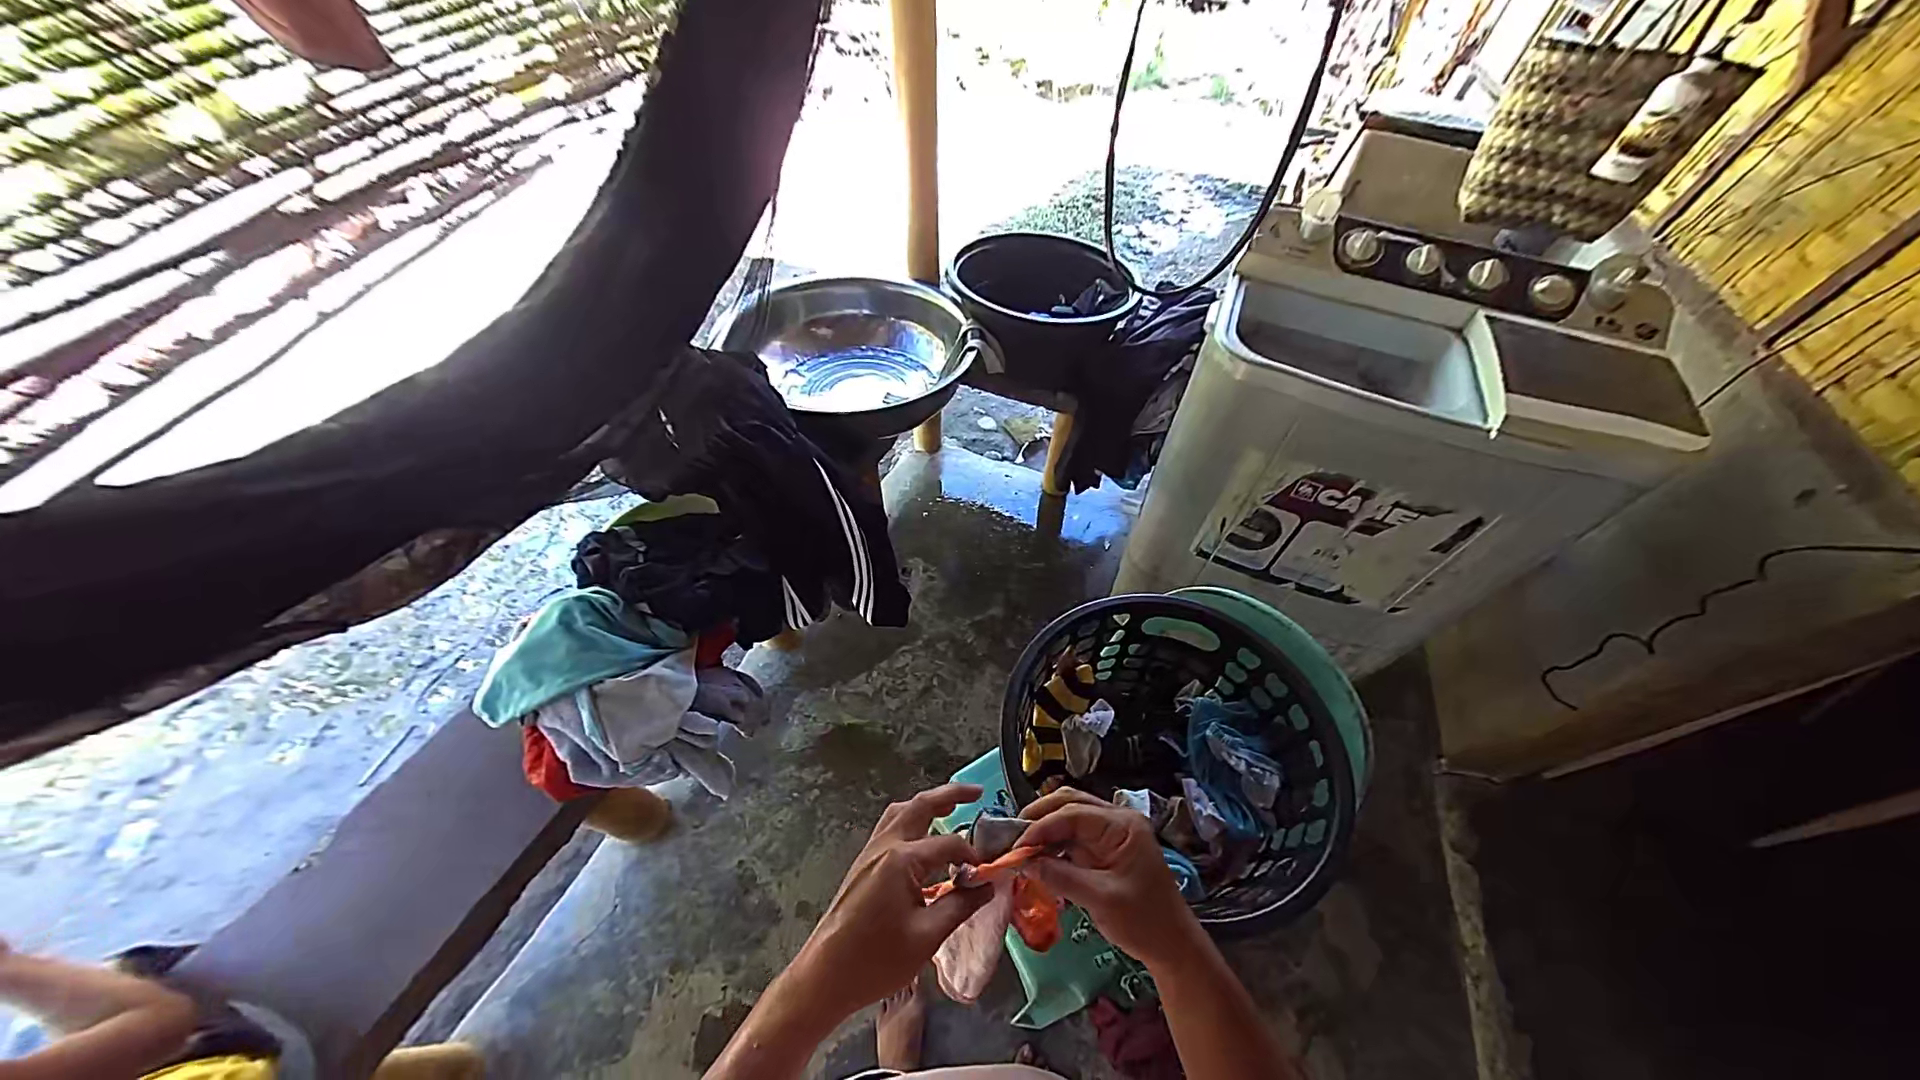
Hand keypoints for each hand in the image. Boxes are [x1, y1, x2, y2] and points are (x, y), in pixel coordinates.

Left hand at [785, 783, 992, 1023]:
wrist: (825, 976)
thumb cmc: (875, 960)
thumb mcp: (926, 936)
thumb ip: (959, 905)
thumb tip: (986, 887)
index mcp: (901, 859)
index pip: (948, 845)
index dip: (971, 856)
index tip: (986, 873)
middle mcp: (884, 845)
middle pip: (920, 805)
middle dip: (950, 794)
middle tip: (976, 792)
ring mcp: (870, 852)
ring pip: (901, 812)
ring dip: (927, 804)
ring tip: (950, 805)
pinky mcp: (863, 864)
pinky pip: (890, 827)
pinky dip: (911, 819)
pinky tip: (922, 835)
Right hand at [1019, 787, 1202, 968]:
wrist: (1173, 947)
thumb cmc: (1145, 922)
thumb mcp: (1102, 900)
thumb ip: (1062, 877)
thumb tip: (1026, 862)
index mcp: (1122, 825)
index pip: (1073, 813)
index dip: (1041, 826)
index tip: (1018, 845)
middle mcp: (1115, 820)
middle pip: (1069, 803)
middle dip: (1039, 817)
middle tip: (1013, 837)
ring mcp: (1109, 833)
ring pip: (1067, 816)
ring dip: (1043, 829)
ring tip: (1020, 846)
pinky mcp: (1102, 849)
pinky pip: (1071, 836)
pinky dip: (1052, 844)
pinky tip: (1036, 857)